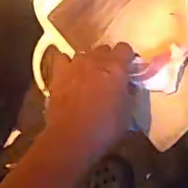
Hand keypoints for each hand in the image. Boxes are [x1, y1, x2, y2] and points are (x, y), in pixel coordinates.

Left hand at [41, 42, 133, 165]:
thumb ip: (130, 92)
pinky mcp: (58, 74)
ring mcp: (75, 64)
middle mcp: (95, 59)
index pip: (125, 48)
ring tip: (90, 77)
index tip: (128, 69)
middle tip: (110, 76)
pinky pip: (62, 59)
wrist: (70, 140)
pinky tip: (69, 74)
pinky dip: (67, 64)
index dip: (127, 57)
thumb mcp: (127, 111)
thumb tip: (129, 84)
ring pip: (85, 54)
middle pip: (104, 49)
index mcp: (116, 66)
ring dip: (89, 62)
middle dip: (108, 59)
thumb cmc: (105, 128)